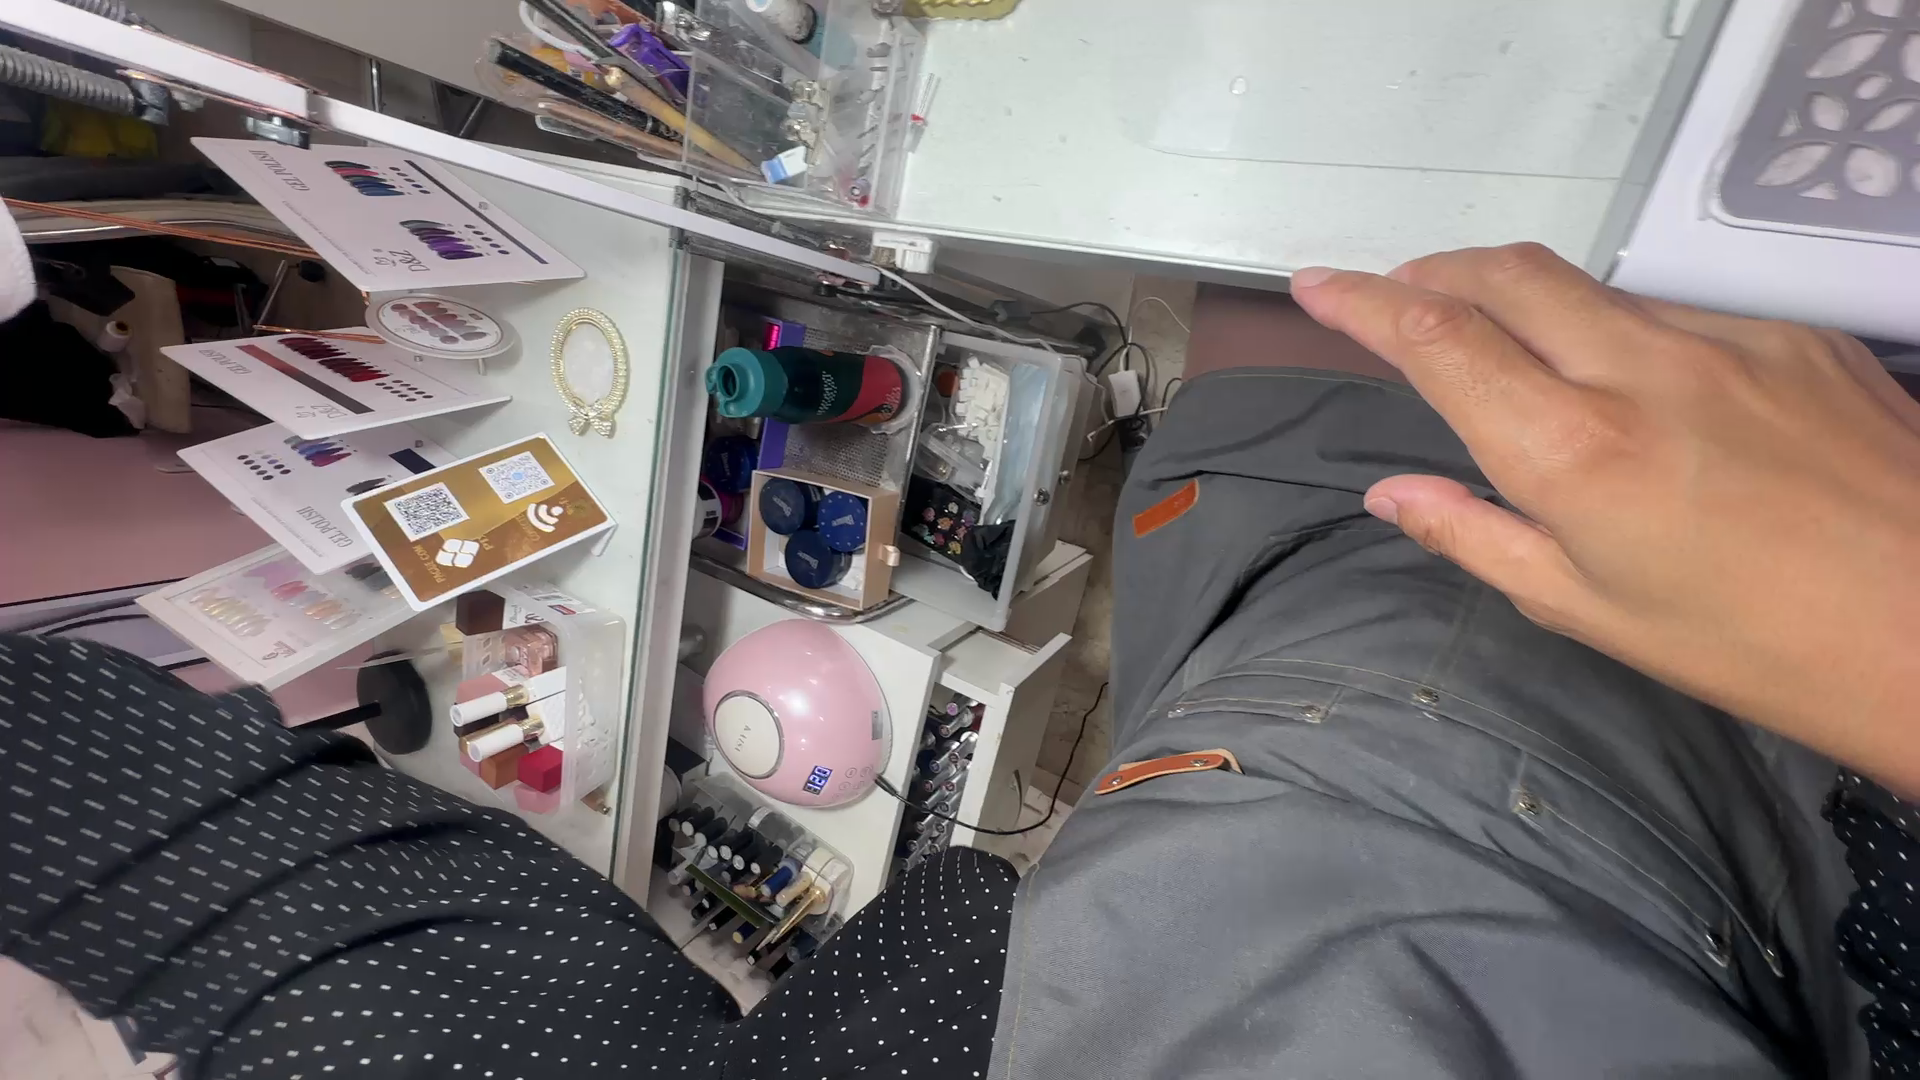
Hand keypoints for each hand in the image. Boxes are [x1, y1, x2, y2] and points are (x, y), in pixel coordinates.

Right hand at [1290, 244, 1919, 793]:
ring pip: (1579, 284)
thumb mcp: (1573, 602)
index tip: (1315, 286)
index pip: (1439, 341)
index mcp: (1570, 448)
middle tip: (1387, 296)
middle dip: (1427, 272)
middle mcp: (1641, 371)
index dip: (1363, 303)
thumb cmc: (1743, 641)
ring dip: (1504, 294)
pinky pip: (1654, 309)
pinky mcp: (1790, 337)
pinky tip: (1602, 378)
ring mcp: (1726, 341)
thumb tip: (1388, 493)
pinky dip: (1591, 323)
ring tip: (1480, 338)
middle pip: (1506, 275)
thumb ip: (1466, 533)